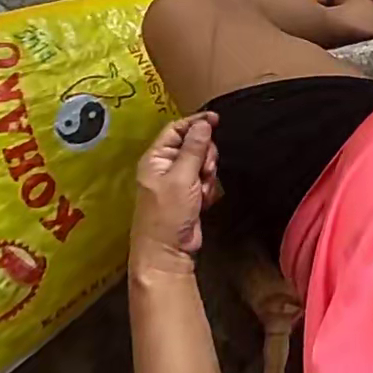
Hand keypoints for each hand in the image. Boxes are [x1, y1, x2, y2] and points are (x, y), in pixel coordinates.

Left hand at [131, 111, 218, 276]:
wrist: (168, 252)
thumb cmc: (168, 214)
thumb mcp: (182, 177)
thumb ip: (194, 148)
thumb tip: (204, 123)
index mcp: (156, 158)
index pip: (177, 129)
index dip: (196, 123)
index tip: (216, 120)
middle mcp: (166, 166)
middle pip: (194, 144)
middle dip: (205, 155)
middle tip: (205, 169)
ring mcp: (178, 180)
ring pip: (203, 162)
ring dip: (207, 174)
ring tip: (201, 190)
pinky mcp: (190, 193)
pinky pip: (206, 179)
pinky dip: (208, 188)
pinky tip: (203, 200)